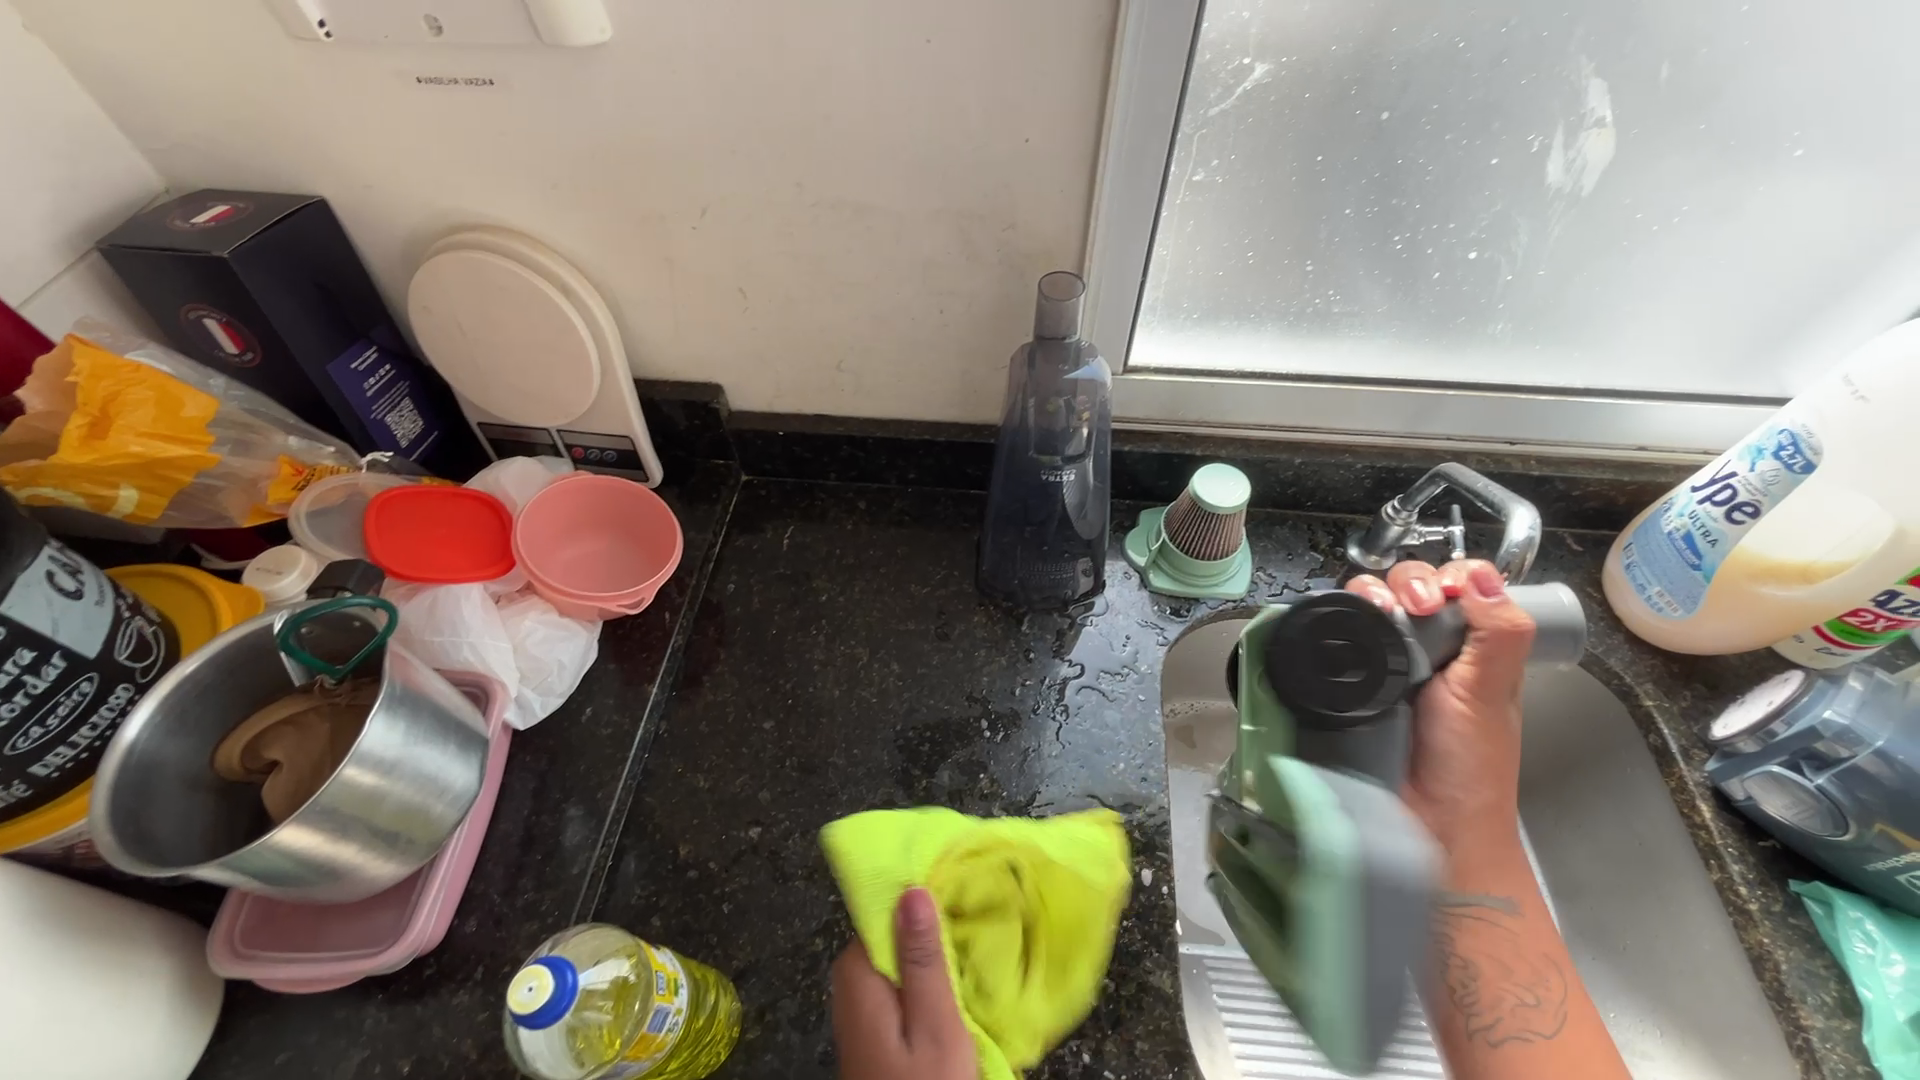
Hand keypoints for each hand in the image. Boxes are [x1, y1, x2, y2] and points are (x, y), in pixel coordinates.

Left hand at [831, 888, 976, 1079]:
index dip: (924, 898)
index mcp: (858, 972)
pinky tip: (958, 982)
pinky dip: (929, 981)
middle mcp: (851, 982)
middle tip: (978, 922)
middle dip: (933, 928)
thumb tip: (912, 889)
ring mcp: (861, 1005)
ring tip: (976, 947)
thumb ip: (922, 958)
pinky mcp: (874, 1026)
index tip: (962, 888)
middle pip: (894, 932)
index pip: (886, 908)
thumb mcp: (934, 1025)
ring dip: (936, 955)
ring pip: (901, 957)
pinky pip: (902, 983)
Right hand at [1344, 560, 1534, 854]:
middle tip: (1414, 607)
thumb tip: (1482, 575)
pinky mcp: (1346, 678)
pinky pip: (1336, 634)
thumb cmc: (1469, 765)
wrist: (1426, 821)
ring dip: (1368, 593)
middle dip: (1408, 582)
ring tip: (1373, 613)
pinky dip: (1334, 619)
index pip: (1460, 584)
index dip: (1449, 577)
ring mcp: (1382, 662)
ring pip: (1369, 603)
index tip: (1442, 598)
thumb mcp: (1493, 694)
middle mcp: (1425, 647)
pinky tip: (1338, 624)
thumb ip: (1498, 634)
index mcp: (1471, 645)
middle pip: (1410, 585)